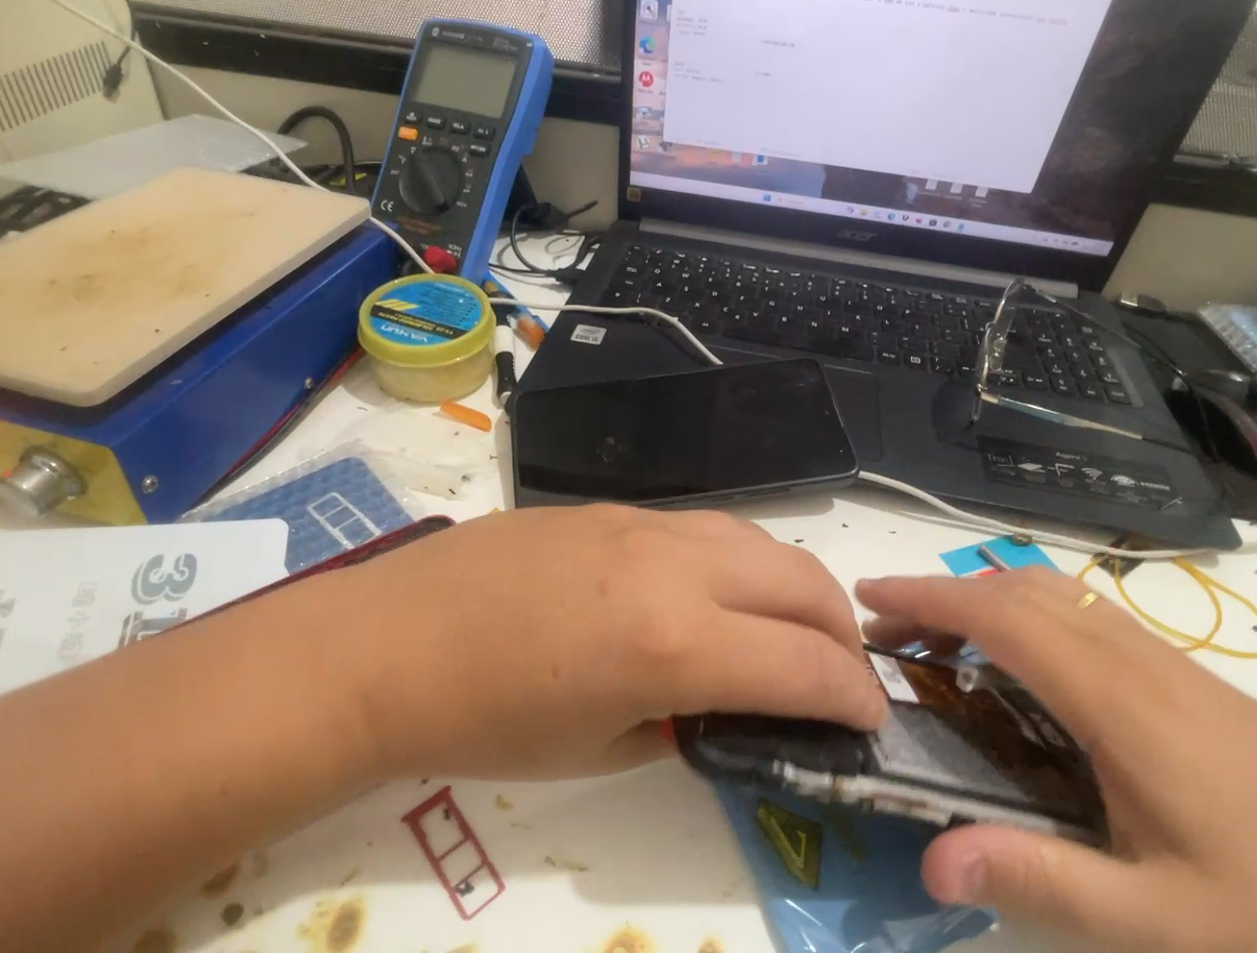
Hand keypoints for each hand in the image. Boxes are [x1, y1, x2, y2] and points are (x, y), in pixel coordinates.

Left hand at [314, 505, 885, 781]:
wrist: (387, 643)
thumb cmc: (483, 722)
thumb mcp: (599, 749)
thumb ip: (681, 719)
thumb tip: (720, 702)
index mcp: (674, 642)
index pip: (805, 663)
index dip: (853, 696)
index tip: (870, 719)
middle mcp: (674, 566)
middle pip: (804, 582)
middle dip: (844, 634)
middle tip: (842, 675)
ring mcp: (641, 524)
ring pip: (759, 539)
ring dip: (797, 586)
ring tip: (791, 628)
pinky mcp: (611, 507)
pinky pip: (705, 528)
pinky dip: (740, 562)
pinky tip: (717, 592)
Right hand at [858, 570, 1256, 952]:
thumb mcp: (1161, 921)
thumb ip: (1040, 881)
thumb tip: (928, 856)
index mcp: (1119, 703)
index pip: (1003, 617)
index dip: (930, 596)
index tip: (869, 598)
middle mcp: (1141, 664)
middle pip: (1028, 590)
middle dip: (949, 592)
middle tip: (891, 628)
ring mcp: (1177, 669)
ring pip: (1066, 598)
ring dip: (993, 601)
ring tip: (947, 644)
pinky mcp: (1201, 686)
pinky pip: (1096, 622)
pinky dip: (1037, 619)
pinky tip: (1034, 675)